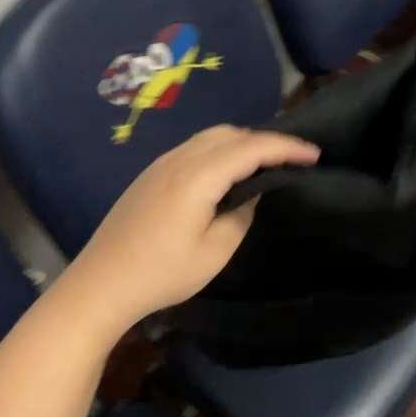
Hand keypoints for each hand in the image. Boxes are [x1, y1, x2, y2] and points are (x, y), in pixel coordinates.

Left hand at [59, 125, 319, 331]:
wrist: (101, 284)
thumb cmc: (162, 273)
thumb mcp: (216, 250)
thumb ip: (242, 213)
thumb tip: (253, 192)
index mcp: (198, 175)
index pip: (251, 147)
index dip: (286, 147)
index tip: (314, 155)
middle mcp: (179, 159)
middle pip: (229, 133)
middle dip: (264, 140)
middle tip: (291, 160)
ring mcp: (160, 165)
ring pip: (209, 138)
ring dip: (240, 143)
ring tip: (264, 164)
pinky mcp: (149, 176)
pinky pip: (193, 149)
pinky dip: (218, 151)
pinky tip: (226, 173)